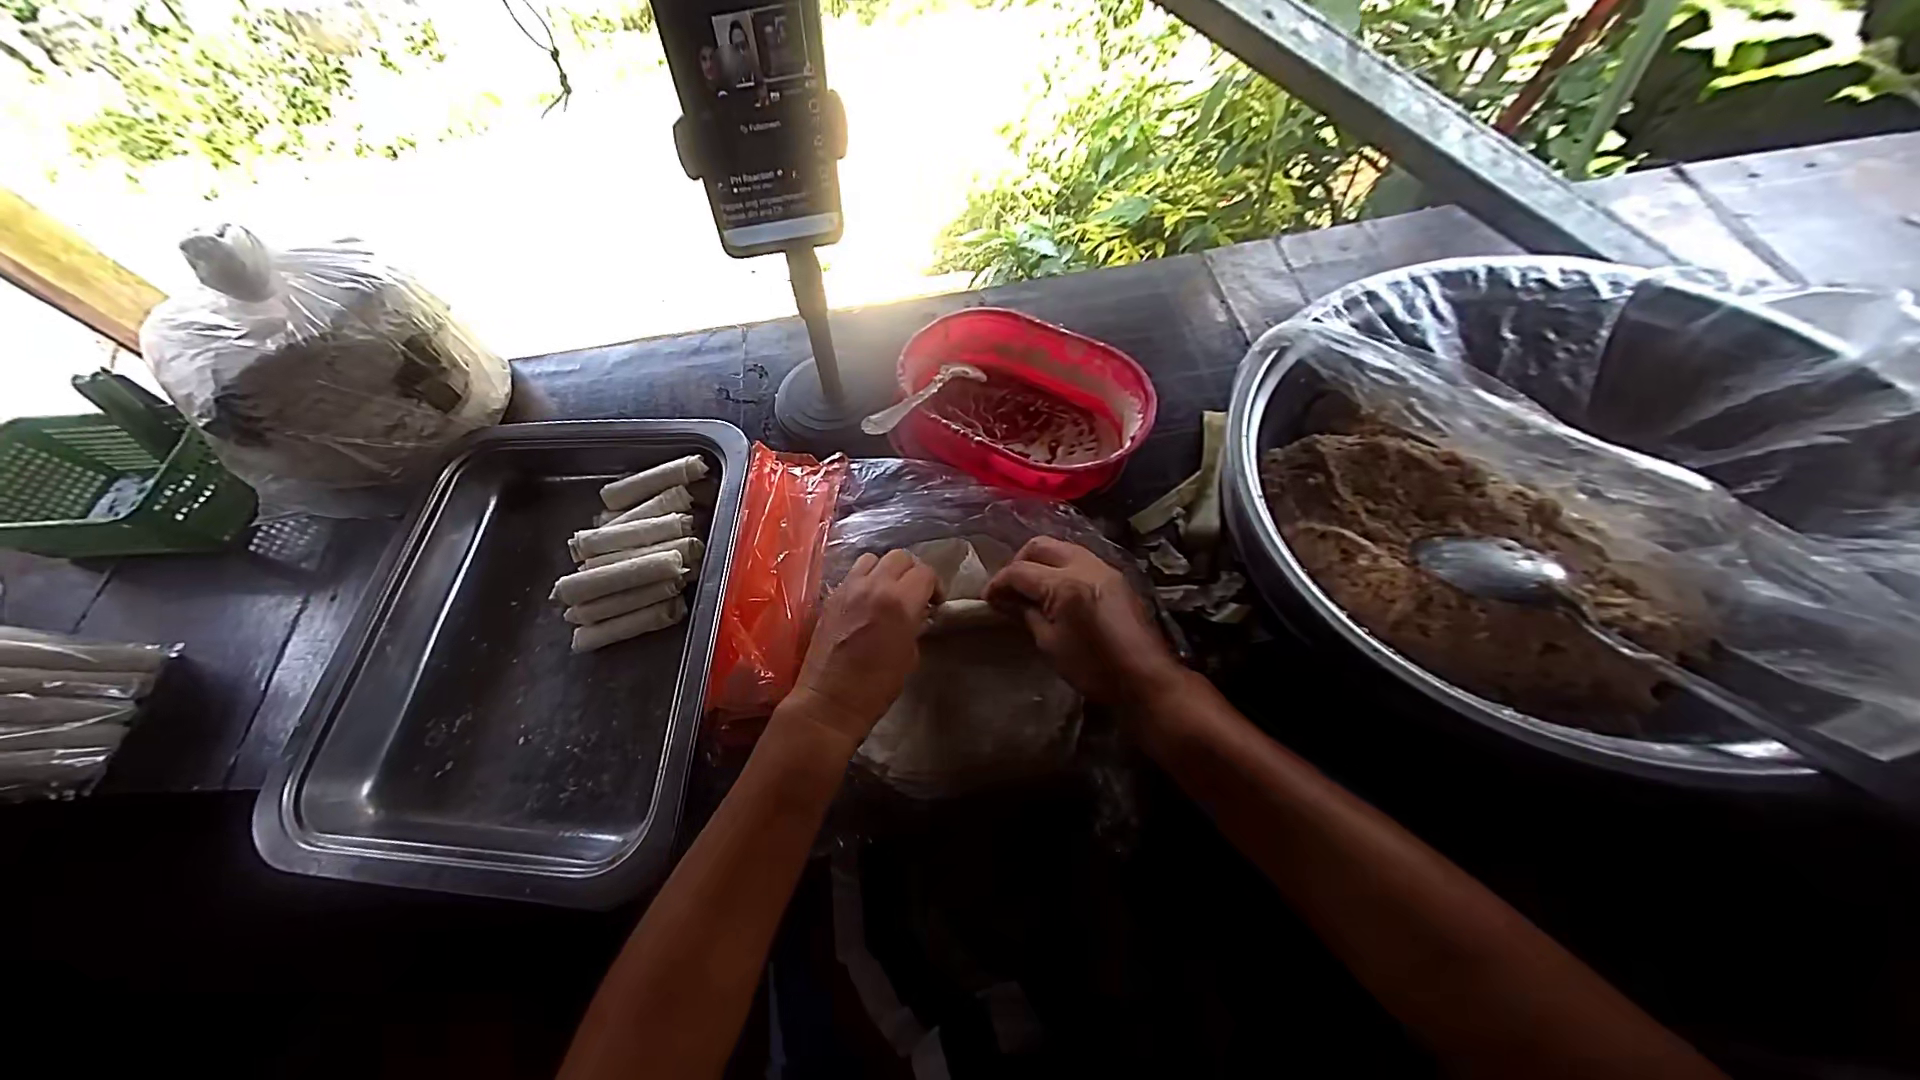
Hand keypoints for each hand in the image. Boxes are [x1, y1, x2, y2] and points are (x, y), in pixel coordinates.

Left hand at [782, 549, 941, 748]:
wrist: (829, 701)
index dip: (935, 586)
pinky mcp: (831, 596)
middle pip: (901, 557)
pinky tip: (867, 600)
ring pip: (874, 558)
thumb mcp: (909, 655)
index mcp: (900, 602)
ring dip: (886, 570)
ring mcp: (849, 588)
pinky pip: (853, 573)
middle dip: (913, 572)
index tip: (934, 603)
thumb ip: (914, 626)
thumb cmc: (876, 687)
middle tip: (914, 594)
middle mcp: (874, 586)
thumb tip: (916, 615)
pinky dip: (865, 579)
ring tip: (888, 592)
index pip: (925, 572)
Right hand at [984, 536, 1184, 707]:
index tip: (988, 599)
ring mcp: (1103, 567)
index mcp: (1065, 584)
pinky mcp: (1115, 576)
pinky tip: (1055, 589)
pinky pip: (1080, 558)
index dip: (998, 583)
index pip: (1019, 571)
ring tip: (1030, 588)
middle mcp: (1084, 565)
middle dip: (1018, 562)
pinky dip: (1060, 566)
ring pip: (1062, 547)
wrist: (1145, 678)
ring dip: (1040, 561)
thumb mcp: (1050, 643)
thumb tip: (1004, 601)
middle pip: (1040, 546)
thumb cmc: (1093, 668)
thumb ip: (1025, 614)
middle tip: (1008, 588)